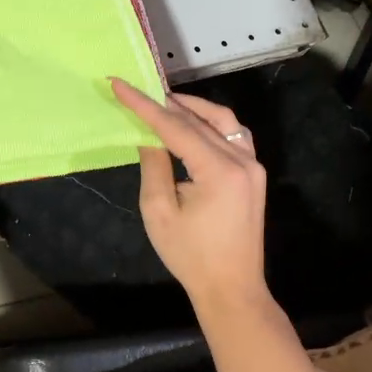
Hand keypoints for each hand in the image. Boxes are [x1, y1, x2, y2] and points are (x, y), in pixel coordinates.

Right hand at [110, 78, 268, 310]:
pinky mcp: (253, 175)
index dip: (143, 105)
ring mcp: (253, 166)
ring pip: (221, 121)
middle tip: (134, 91)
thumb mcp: (159, 210)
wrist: (231, 288)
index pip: (175, 127)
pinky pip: (232, 135)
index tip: (119, 84)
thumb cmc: (190, 254)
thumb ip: (154, 165)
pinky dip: (209, 122)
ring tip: (161, 103)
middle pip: (198, 120)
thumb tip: (147, 135)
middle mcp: (242, 161)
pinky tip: (190, 122)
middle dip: (164, 103)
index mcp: (219, 170)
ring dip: (190, 108)